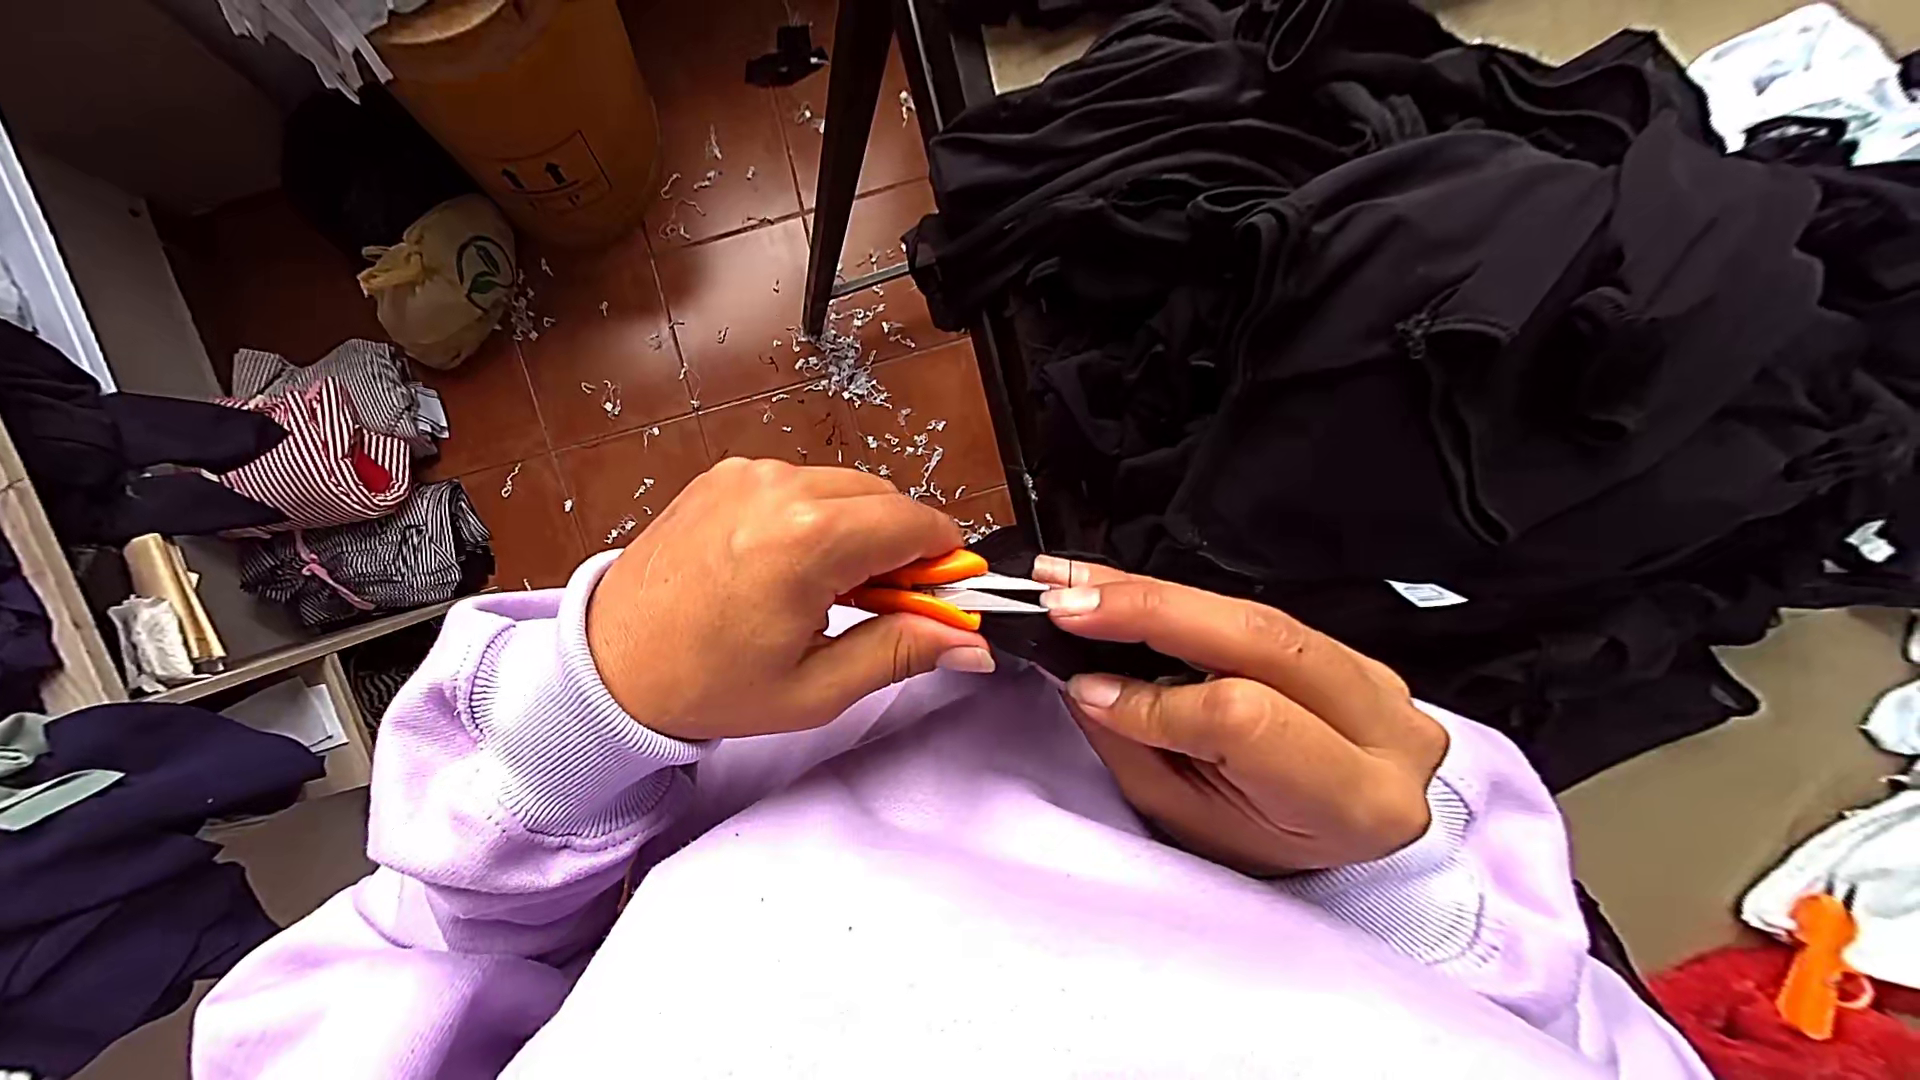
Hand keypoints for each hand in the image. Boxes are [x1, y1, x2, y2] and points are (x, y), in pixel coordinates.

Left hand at [585, 459, 993, 740]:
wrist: (605, 667)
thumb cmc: (703, 686)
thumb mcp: (817, 687)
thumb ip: (902, 651)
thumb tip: (966, 642)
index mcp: (805, 541)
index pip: (917, 524)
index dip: (942, 560)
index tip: (940, 593)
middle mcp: (779, 489)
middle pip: (887, 500)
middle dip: (902, 548)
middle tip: (882, 602)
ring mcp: (750, 474)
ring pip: (850, 489)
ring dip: (862, 531)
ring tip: (833, 587)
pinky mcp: (731, 473)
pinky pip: (807, 485)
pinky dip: (822, 517)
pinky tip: (798, 563)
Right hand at [1034, 556, 1447, 874]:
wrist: (1325, 828)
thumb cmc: (1259, 840)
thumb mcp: (1190, 819)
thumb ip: (1137, 746)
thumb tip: (1089, 682)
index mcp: (1355, 797)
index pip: (1247, 719)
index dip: (1156, 700)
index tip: (1089, 689)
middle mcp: (1381, 727)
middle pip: (1254, 636)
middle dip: (1146, 611)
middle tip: (1068, 602)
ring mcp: (1369, 677)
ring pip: (1246, 609)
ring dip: (1150, 592)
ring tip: (1078, 583)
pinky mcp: (1340, 646)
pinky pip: (1247, 607)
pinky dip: (1175, 595)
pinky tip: (1122, 587)